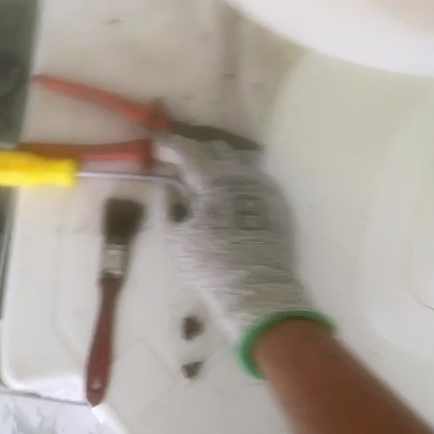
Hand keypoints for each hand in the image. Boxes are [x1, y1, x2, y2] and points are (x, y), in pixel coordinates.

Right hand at [159, 134, 332, 374]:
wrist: (258, 291)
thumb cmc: (211, 266)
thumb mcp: (176, 239)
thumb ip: (170, 207)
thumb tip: (172, 190)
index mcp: (213, 180)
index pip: (188, 151)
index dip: (170, 144)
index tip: (156, 142)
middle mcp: (240, 175)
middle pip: (214, 150)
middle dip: (193, 152)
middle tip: (175, 161)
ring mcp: (263, 186)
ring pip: (237, 161)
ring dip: (217, 163)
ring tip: (202, 175)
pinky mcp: (277, 202)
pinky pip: (252, 179)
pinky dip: (235, 179)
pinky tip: (226, 192)